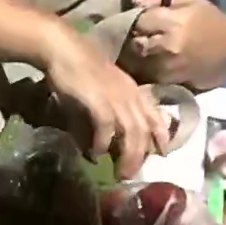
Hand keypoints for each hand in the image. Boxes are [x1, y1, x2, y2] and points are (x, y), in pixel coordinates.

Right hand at [40, 21, 168, 177]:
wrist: (64, 49)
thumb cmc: (78, 72)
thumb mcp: (97, 96)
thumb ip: (101, 121)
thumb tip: (97, 151)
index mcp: (132, 91)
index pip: (154, 115)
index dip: (160, 135)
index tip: (161, 153)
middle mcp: (129, 95)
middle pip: (144, 129)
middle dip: (140, 155)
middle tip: (130, 175)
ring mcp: (116, 97)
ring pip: (131, 131)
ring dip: (128, 155)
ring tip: (121, 172)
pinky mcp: (99, 101)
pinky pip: (107, 126)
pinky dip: (103, 142)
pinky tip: (96, 153)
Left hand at [124, 0, 225, 89]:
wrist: (225, 55)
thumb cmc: (209, 23)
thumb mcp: (192, 1)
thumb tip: (134, 1)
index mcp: (174, 22)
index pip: (140, 20)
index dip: (138, 19)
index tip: (142, 20)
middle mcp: (166, 45)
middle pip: (134, 40)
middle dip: (136, 36)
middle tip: (143, 34)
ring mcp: (163, 65)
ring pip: (135, 57)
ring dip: (137, 51)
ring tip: (149, 45)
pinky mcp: (162, 80)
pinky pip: (142, 70)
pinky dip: (142, 64)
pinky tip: (153, 59)